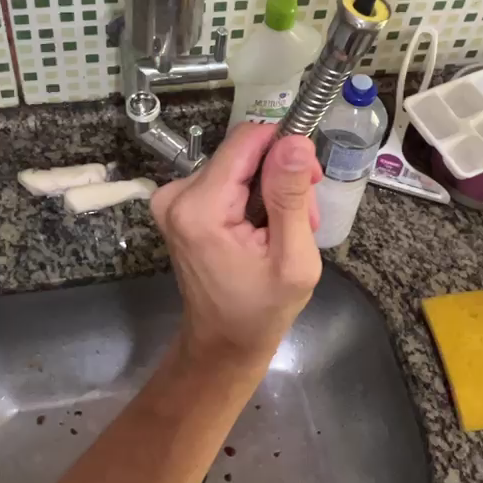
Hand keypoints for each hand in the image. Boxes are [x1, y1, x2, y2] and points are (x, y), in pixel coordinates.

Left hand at [150, 124, 321, 364]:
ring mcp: (173, 199)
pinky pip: (227, 180)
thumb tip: (295, 141)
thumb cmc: (260, 311)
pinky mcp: (179, 205)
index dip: (285, 149)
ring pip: (239, 165)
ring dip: (270, 191)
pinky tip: (264, 230)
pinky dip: (252, 199)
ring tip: (284, 232)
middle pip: (244, 153)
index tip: (310, 180)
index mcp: (200, 207)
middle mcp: (176, 194)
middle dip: (281, 178)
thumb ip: (291, 197)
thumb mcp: (292, 260)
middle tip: (303, 220)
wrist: (222, 343)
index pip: (247, 140)